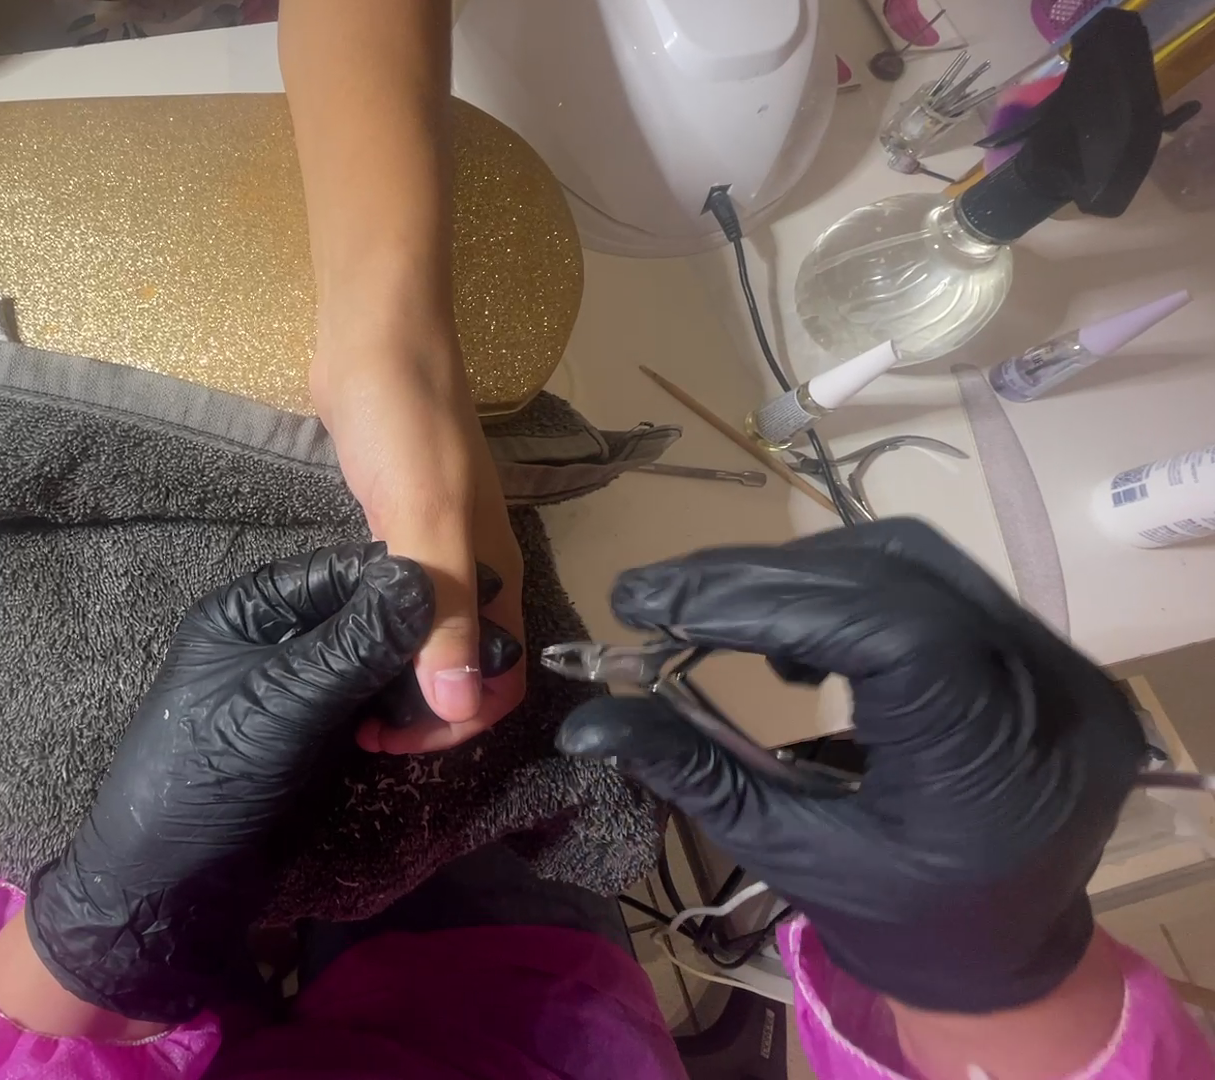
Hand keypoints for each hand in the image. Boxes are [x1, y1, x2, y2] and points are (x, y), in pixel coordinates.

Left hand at [24, 543, 432, 1021]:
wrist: (177, 879)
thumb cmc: (210, 772)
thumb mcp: (282, 702)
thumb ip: (354, 645)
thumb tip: (424, 580)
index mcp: (254, 606)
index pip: (345, 572)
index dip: (409, 584)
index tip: (479, 598)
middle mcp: (283, 632)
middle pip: (369, 614)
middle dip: (420, 639)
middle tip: (486, 664)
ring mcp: (305, 680)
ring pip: (380, 660)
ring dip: (418, 681)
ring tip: (459, 709)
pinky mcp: (323, 723)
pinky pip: (376, 700)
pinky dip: (405, 711)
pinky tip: (430, 730)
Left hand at [312, 337, 525, 754]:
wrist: (371, 344)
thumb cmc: (405, 424)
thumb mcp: (425, 517)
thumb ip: (441, 608)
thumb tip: (456, 704)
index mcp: (493, 572)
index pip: (501, 675)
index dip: (460, 719)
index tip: (398, 739)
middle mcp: (472, 568)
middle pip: (466, 663)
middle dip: (427, 709)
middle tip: (363, 729)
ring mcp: (433, 546)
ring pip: (433, 635)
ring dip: (402, 674)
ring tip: (349, 699)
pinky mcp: (396, 528)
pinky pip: (400, 601)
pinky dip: (382, 633)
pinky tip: (344, 639)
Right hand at [556, 520, 1144, 1012]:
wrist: (997, 942)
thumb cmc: (886, 910)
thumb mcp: (773, 844)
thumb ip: (683, 769)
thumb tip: (578, 725)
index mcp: (993, 767)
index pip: (889, 632)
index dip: (759, 602)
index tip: (651, 608)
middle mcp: (1049, 694)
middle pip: (888, 576)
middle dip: (746, 578)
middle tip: (647, 596)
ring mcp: (1054, 660)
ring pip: (902, 556)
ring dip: (784, 571)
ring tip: (703, 607)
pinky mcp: (1027, 646)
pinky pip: (918, 574)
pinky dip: (827, 580)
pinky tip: (783, 629)